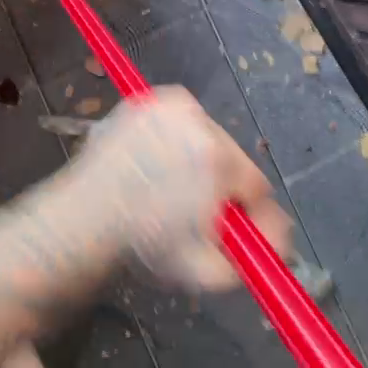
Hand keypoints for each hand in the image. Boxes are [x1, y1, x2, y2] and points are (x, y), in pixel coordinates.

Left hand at [65, 86, 293, 289]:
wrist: (84, 215)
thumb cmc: (144, 241)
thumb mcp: (209, 268)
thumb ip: (257, 255)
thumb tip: (282, 245)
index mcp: (217, 156)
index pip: (256, 185)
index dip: (250, 212)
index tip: (238, 228)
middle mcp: (196, 119)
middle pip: (230, 157)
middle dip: (222, 185)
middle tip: (201, 213)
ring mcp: (166, 104)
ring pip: (203, 138)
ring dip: (198, 161)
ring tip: (171, 190)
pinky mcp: (144, 99)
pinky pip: (176, 123)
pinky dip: (174, 140)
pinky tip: (157, 165)